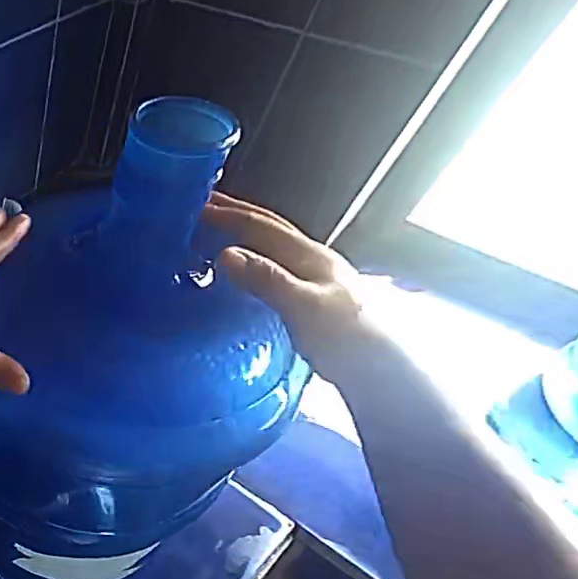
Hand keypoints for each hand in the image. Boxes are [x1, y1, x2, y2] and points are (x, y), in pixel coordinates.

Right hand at [205, 193, 393, 383]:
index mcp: (311, 257)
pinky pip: (273, 268)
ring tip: (218, 231)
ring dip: (244, 234)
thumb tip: (225, 253)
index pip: (262, 226)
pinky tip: (242, 271)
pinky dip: (251, 259)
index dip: (229, 214)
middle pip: (270, 228)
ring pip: (272, 246)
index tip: (196, 206)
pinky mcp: (310, 300)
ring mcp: (314, 280)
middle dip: (236, 213)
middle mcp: (313, 261)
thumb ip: (266, 279)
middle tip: (204, 205)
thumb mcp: (303, 307)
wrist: (380, 373)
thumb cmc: (345, 340)